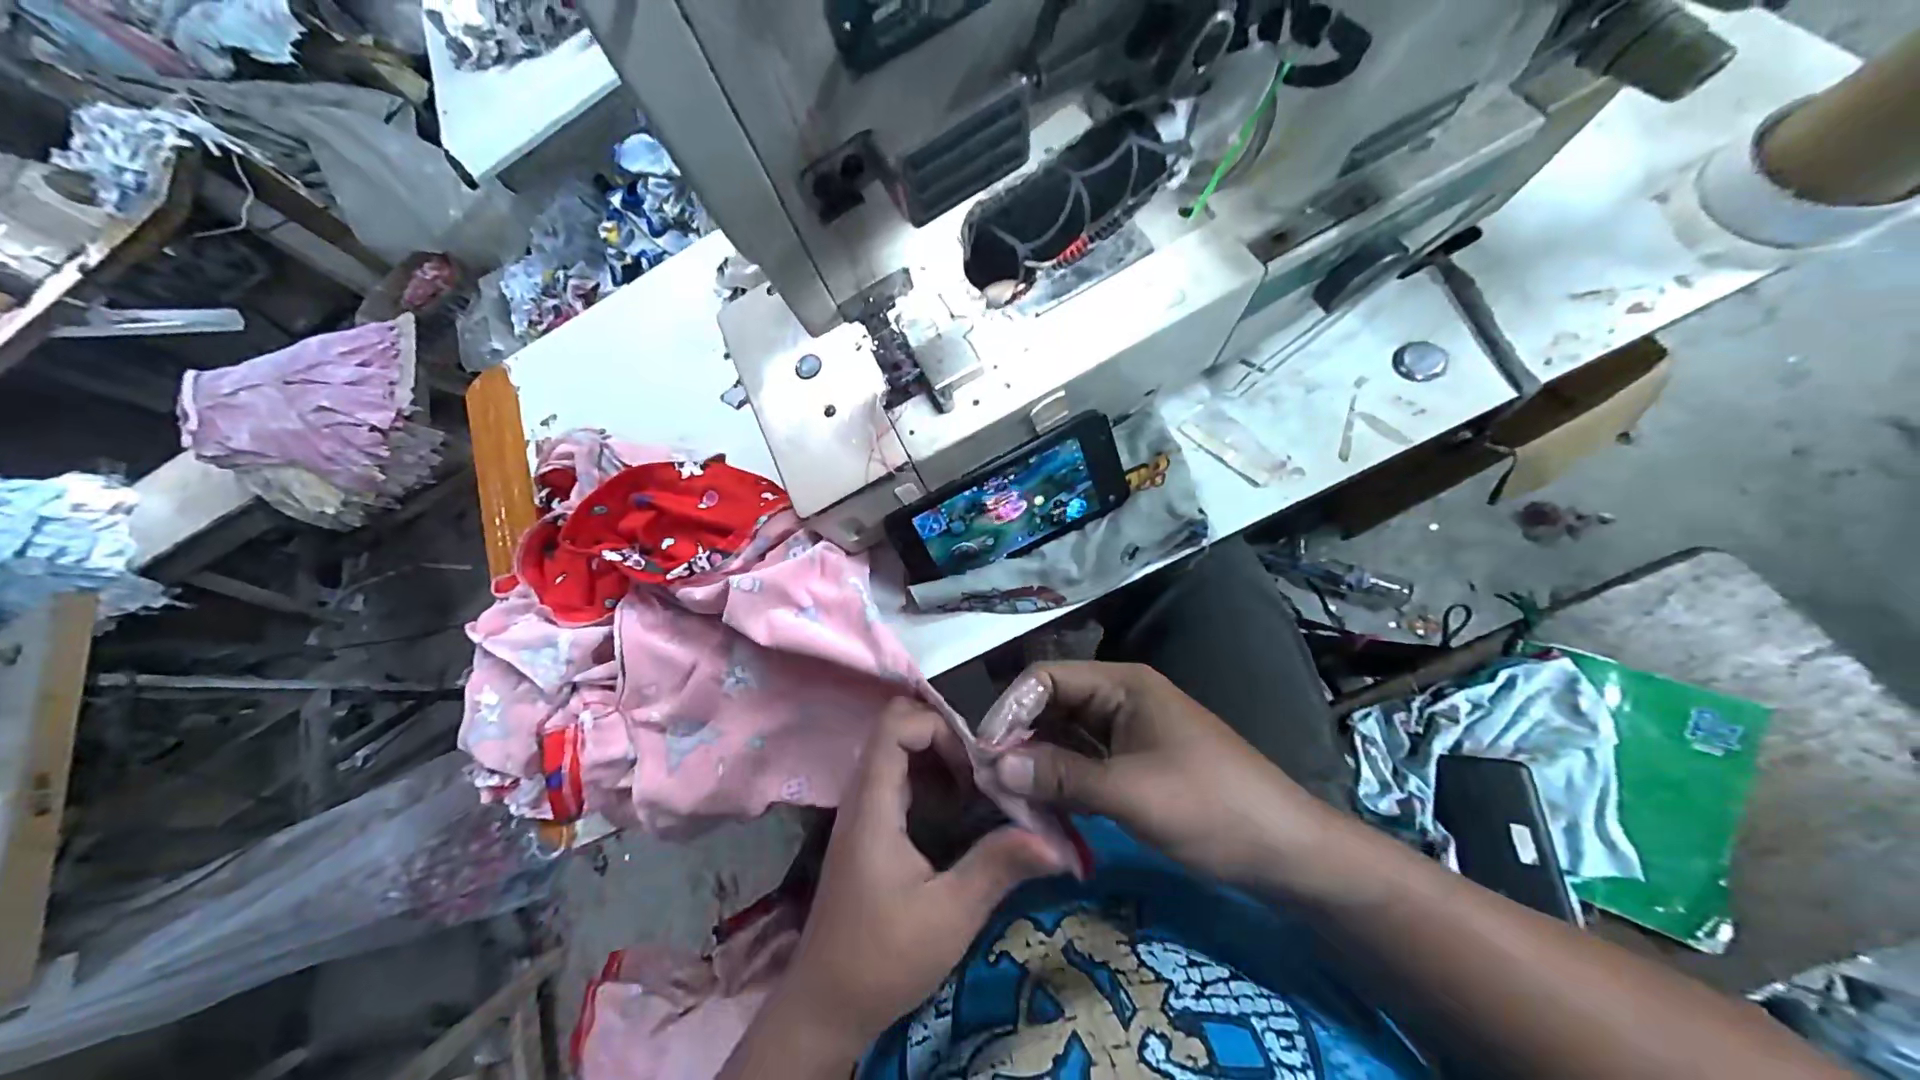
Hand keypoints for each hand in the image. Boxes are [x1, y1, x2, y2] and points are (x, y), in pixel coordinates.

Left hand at [772, 699, 1068, 1053]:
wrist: (827, 1005)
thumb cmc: (883, 959)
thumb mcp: (950, 914)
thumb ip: (998, 866)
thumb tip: (1056, 842)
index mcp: (873, 805)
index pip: (895, 724)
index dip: (939, 725)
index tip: (979, 759)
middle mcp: (864, 796)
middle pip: (899, 730)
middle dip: (949, 737)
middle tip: (990, 767)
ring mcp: (866, 812)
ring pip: (902, 755)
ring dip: (945, 760)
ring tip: (986, 786)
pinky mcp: (872, 831)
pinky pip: (904, 782)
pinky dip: (936, 782)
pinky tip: (966, 812)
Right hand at [991, 661, 1343, 889]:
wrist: (1286, 851)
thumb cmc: (1211, 807)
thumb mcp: (1130, 792)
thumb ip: (1059, 777)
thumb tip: (992, 768)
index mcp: (1122, 684)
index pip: (1045, 679)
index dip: (1009, 711)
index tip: (984, 756)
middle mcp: (1118, 699)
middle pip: (1050, 708)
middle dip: (1018, 743)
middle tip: (991, 787)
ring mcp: (1125, 734)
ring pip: (1062, 741)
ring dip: (1036, 769)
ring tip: (1011, 806)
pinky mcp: (1130, 766)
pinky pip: (1080, 767)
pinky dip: (1059, 787)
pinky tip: (1042, 815)